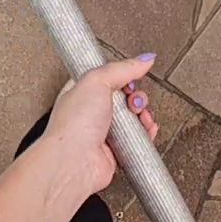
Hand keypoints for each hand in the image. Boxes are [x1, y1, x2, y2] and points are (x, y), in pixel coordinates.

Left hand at [32, 54, 159, 200]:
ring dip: (143, 115)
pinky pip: (137, 139)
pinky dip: (146, 134)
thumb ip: (123, 68)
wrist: (75, 161)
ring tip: (140, 115)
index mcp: (82, 92)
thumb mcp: (97, 80)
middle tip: (134, 99)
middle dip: (136, 96)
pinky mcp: (116, 151)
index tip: (130, 76)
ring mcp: (104, 132)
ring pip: (133, 118)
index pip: (109, 78)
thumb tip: (144, 60)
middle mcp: (92, 112)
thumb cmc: (73, 124)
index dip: (123, 76)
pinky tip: (147, 129)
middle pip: (124, 98)